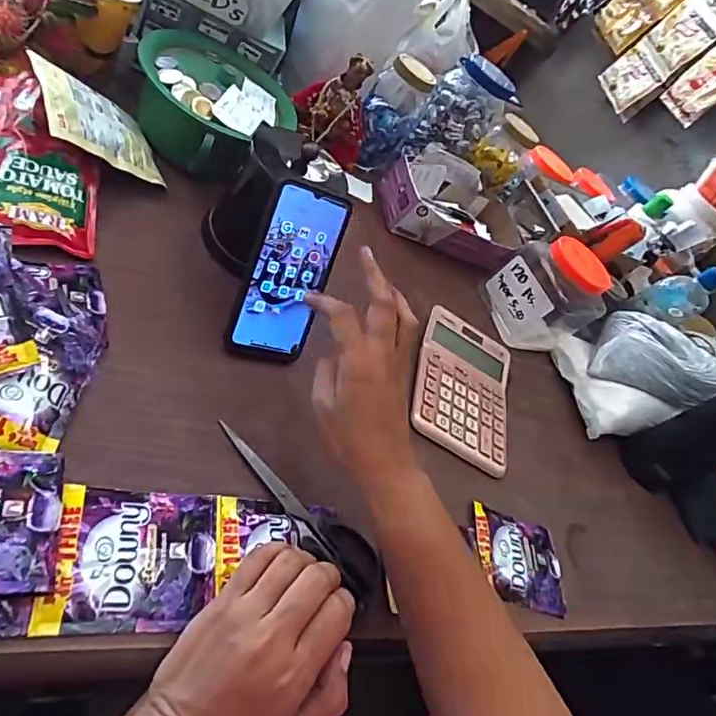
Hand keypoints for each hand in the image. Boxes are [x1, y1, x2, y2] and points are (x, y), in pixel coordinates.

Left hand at [132, 544, 353, 715]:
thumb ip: (334, 694)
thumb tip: (345, 649)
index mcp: (295, 671)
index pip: (336, 612)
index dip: (345, 602)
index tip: (340, 607)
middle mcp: (272, 635)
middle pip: (316, 580)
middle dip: (330, 576)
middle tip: (327, 586)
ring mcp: (244, 612)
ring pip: (288, 561)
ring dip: (305, 560)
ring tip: (304, 571)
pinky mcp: (222, 599)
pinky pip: (255, 559)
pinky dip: (275, 550)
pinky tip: (280, 560)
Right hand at [306, 246, 422, 477]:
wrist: (385, 462)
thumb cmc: (348, 438)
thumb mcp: (322, 403)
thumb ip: (325, 370)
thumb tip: (332, 351)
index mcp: (358, 359)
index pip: (342, 316)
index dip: (324, 302)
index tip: (308, 299)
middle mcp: (382, 352)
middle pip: (383, 303)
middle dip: (374, 274)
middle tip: (365, 254)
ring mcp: (398, 360)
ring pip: (402, 314)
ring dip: (391, 290)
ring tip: (379, 277)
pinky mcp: (404, 369)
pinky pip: (407, 330)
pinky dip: (400, 311)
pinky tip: (392, 309)